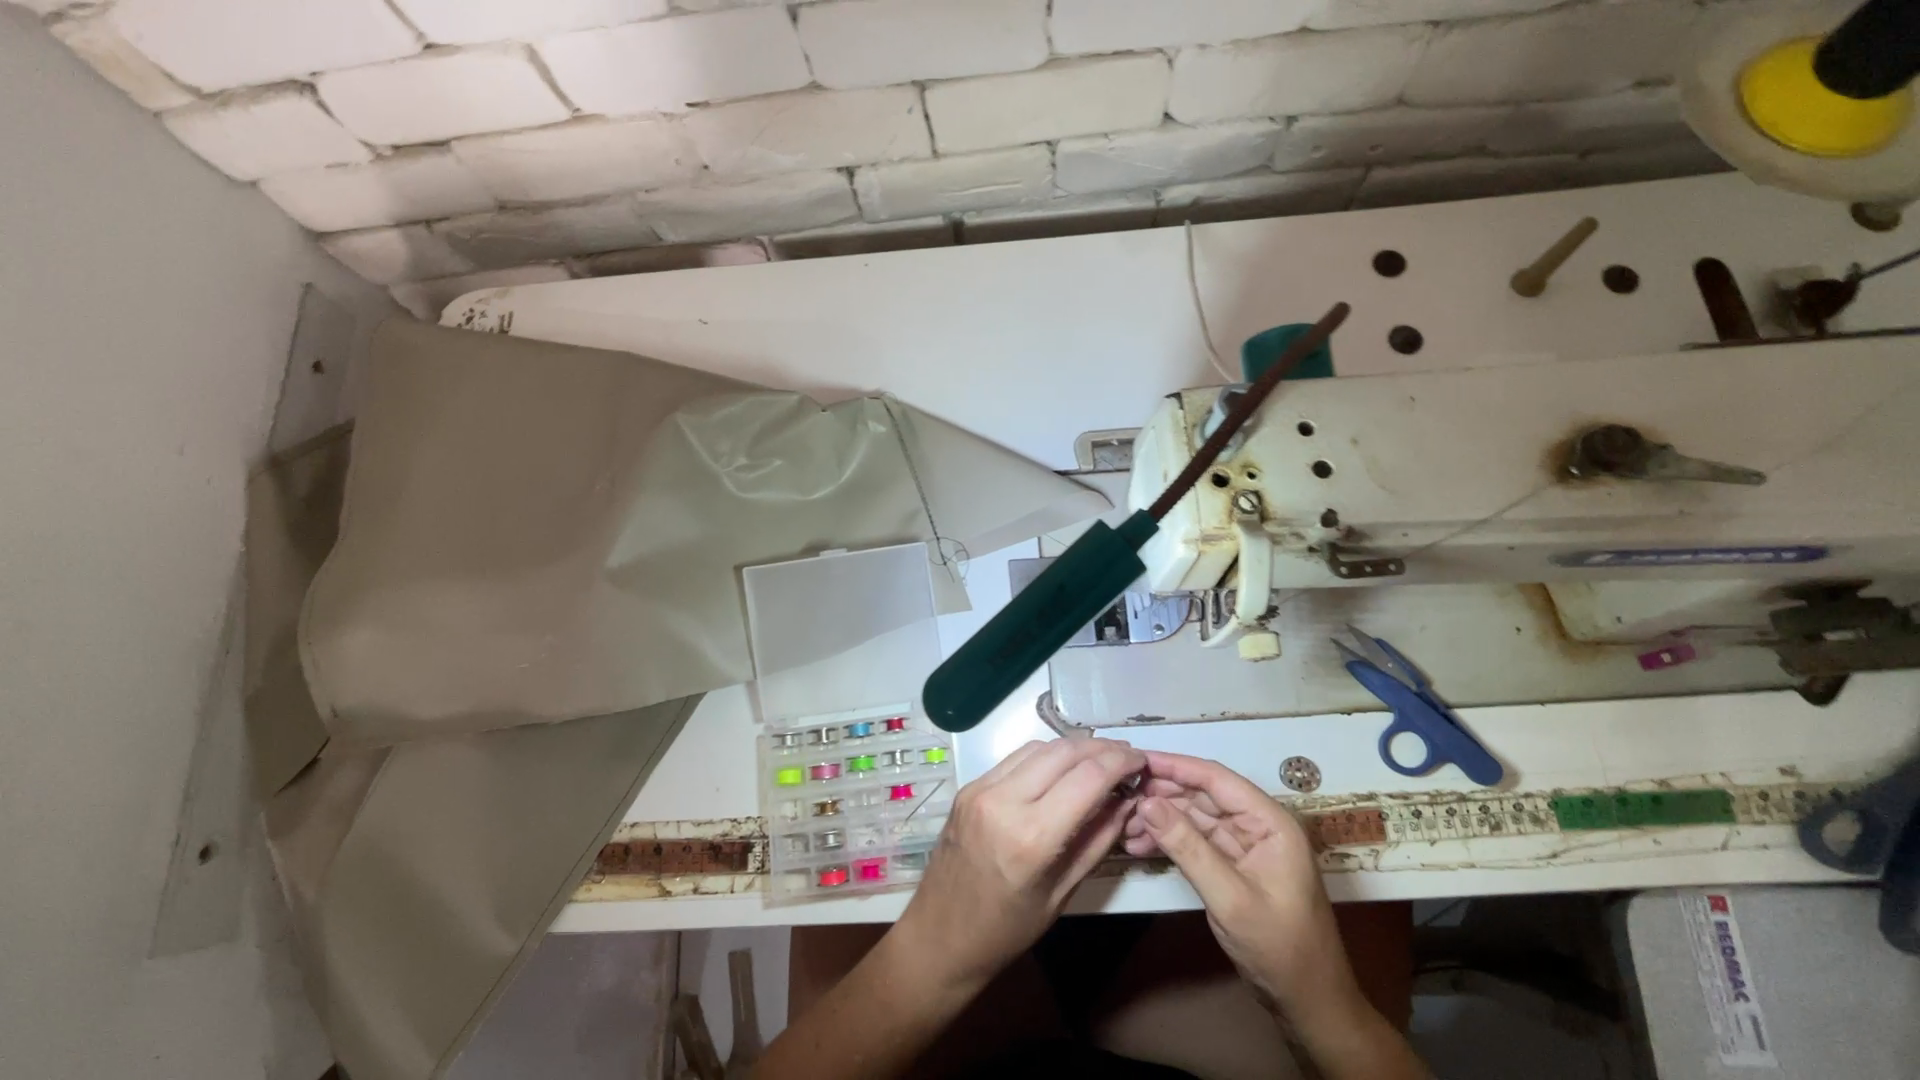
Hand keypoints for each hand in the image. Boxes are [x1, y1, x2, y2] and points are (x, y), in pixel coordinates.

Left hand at [895, 737, 1143, 989]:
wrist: (938, 938)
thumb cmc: (1005, 930)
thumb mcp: (1061, 893)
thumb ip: (1097, 841)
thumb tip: (1127, 801)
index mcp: (1030, 836)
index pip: (1088, 776)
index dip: (1121, 762)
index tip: (1142, 761)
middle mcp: (1002, 802)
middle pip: (1064, 752)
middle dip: (1101, 749)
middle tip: (1127, 758)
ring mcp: (980, 790)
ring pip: (1039, 748)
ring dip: (1074, 748)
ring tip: (1100, 761)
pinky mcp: (968, 788)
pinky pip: (1015, 759)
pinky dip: (1045, 757)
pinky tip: (1063, 770)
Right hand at [1122, 750, 1362, 1022]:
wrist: (1308, 1001)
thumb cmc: (1279, 947)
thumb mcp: (1230, 897)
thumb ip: (1188, 847)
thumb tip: (1147, 803)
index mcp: (1271, 822)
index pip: (1217, 779)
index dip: (1176, 766)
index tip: (1136, 760)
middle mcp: (1259, 826)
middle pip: (1203, 796)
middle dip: (1162, 795)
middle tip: (1119, 795)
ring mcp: (1246, 847)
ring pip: (1196, 818)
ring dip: (1161, 820)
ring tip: (1123, 826)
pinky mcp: (1234, 867)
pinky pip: (1197, 843)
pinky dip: (1170, 843)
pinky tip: (1139, 846)